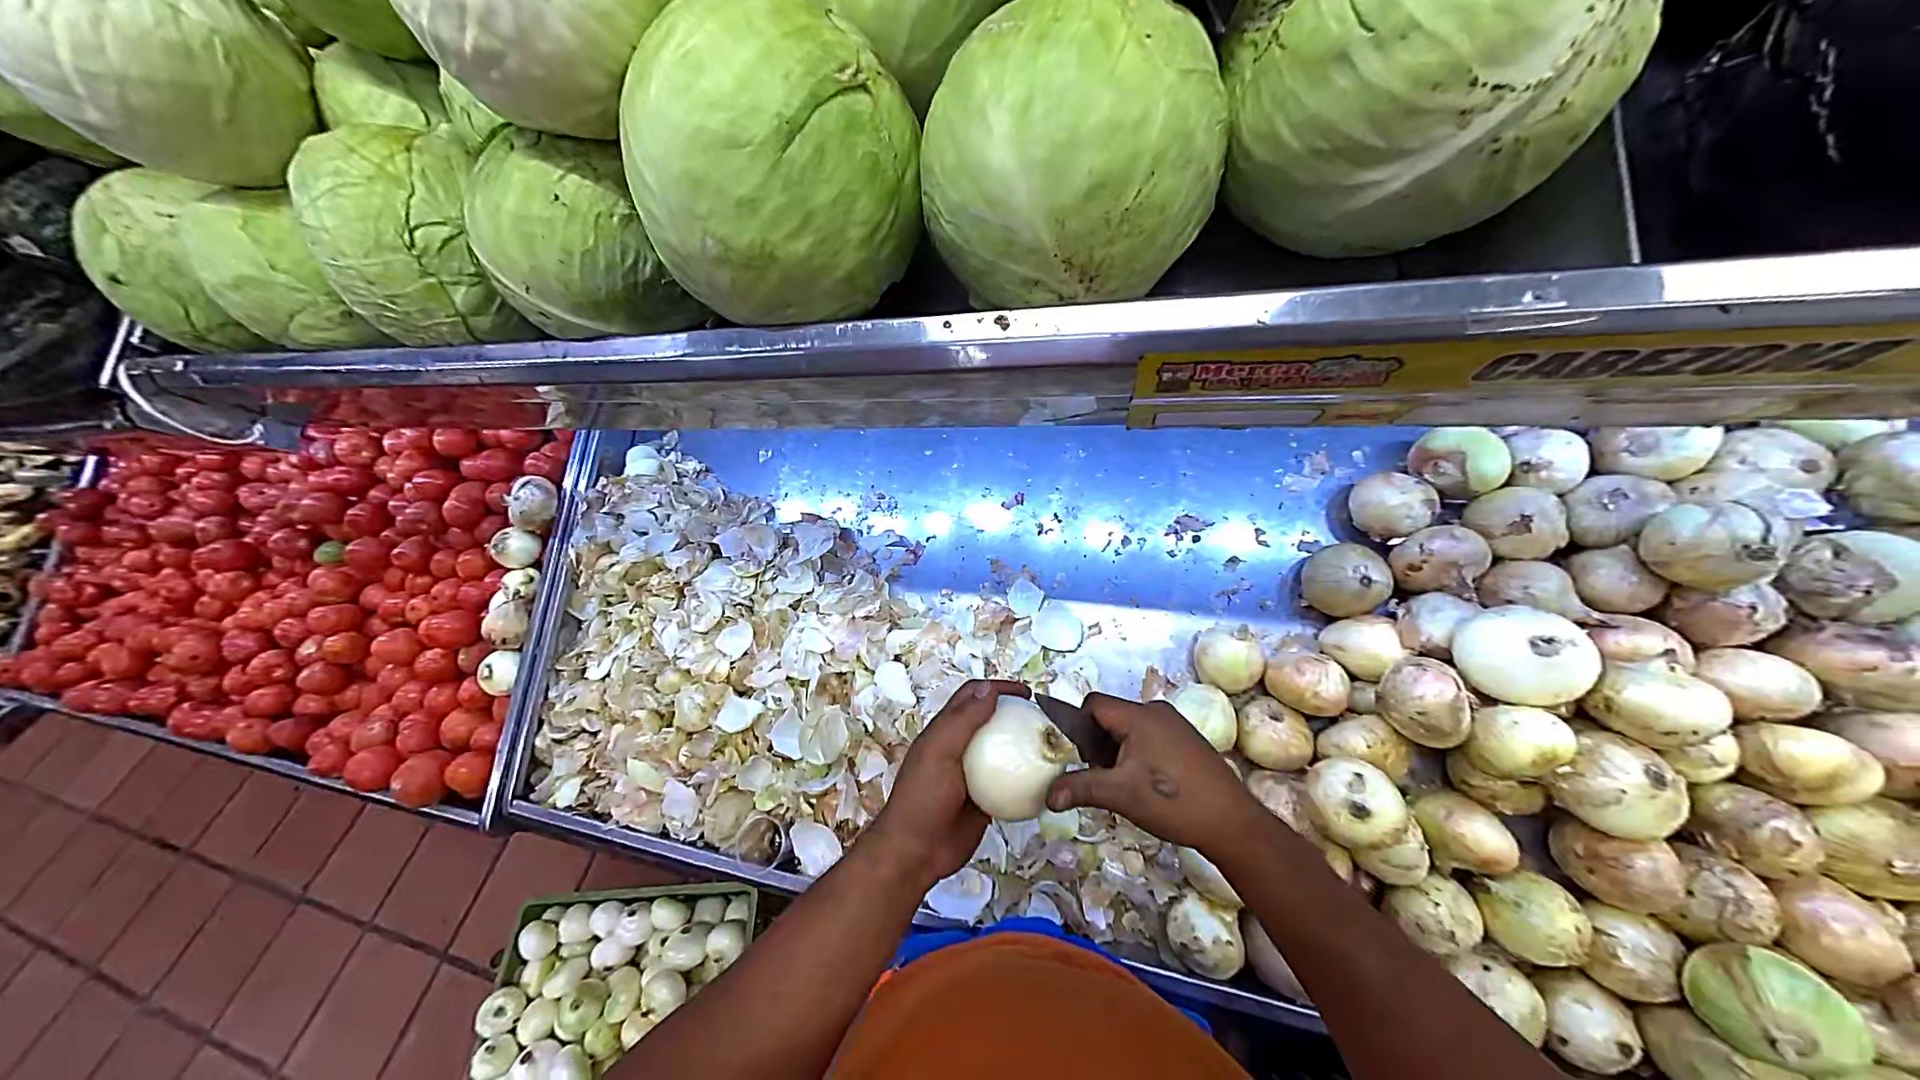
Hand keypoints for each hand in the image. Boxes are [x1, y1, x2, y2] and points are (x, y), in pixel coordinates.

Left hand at [863, 679, 1029, 890]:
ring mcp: (974, 775)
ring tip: (1051, 746)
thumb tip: (989, 689)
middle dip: (1017, 715)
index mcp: (945, 731)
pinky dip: (1027, 780)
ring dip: (1025, 747)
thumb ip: (962, 721)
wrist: (917, 853)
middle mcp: (960, 748)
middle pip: (992, 721)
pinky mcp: (986, 800)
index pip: (973, 697)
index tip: (1025, 694)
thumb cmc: (921, 799)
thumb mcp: (939, 753)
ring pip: (1004, 753)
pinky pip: (1011, 785)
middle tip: (1045, 719)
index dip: (998, 688)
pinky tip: (1047, 781)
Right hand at [1046, 692, 1262, 854]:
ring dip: (1118, 754)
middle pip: (1110, 718)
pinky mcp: (1187, 741)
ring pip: (1129, 730)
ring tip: (1124, 786)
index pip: (1093, 705)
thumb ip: (1080, 788)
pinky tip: (1146, 787)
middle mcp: (1157, 711)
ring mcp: (1175, 725)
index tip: (1080, 759)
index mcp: (1139, 715)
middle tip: (1102, 777)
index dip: (1078, 727)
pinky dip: (1137, 757)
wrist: (1233, 823)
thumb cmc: (1173, 801)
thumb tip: (1047, 797)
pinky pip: (1148, 738)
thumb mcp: (1120, 794)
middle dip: (1098, 746)